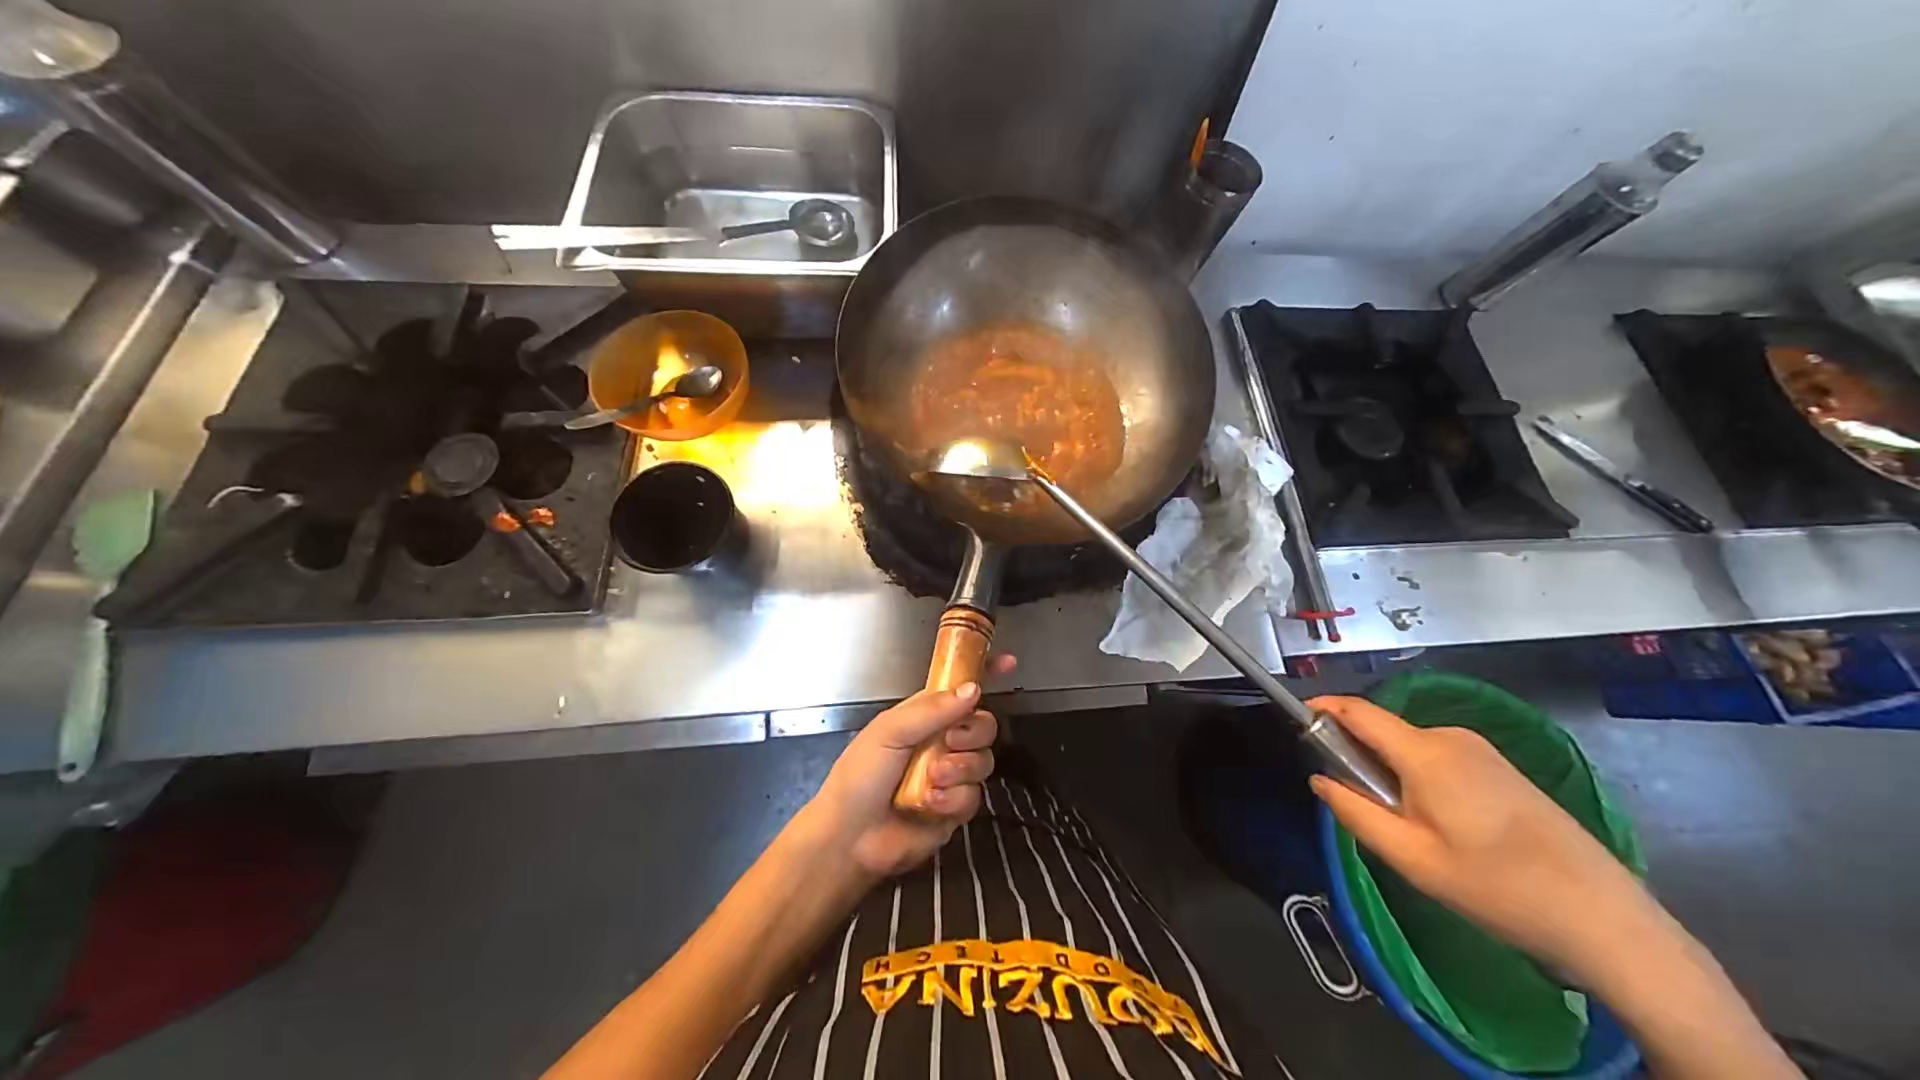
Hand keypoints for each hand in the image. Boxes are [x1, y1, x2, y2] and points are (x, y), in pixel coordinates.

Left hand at [803, 655, 1015, 881]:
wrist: (849, 838)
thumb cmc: (858, 777)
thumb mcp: (889, 731)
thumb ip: (932, 709)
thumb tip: (973, 689)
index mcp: (923, 715)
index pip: (959, 688)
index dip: (984, 673)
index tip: (1007, 663)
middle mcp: (940, 742)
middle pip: (984, 725)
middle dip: (973, 732)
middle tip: (950, 741)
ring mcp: (950, 775)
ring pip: (983, 761)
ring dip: (959, 769)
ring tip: (932, 779)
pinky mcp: (955, 808)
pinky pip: (974, 796)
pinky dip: (953, 799)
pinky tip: (930, 804)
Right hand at [1310, 696, 1804, 1079]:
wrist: (1606, 919)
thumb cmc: (1497, 887)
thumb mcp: (1411, 858)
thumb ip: (1354, 812)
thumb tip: (1319, 779)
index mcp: (1426, 752)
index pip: (1358, 711)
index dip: (1322, 709)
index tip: (1295, 720)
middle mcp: (1452, 738)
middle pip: (1383, 731)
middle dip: (1357, 755)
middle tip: (1357, 805)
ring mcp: (1482, 751)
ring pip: (1410, 748)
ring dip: (1389, 772)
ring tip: (1405, 828)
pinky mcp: (1501, 769)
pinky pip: (1439, 759)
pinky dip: (1419, 778)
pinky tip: (1441, 826)